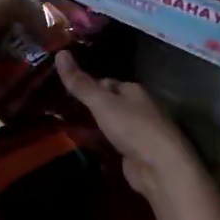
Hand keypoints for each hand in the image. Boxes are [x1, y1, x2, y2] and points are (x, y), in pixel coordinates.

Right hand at [54, 52, 202, 197]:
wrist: (160, 167)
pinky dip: (105, 143)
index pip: (107, 83)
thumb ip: (81, 83)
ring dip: (98, 126)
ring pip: (114, 123)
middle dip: (92, 107)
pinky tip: (90, 147)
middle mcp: (141, 107)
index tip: (66, 92)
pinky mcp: (138, 152)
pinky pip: (117, 142)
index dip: (88, 86)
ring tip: (71, 129)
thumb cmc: (132, 128)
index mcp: (134, 90)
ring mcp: (141, 131)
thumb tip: (60, 53)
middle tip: (65, 112)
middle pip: (111, 103)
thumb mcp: (102, 103)